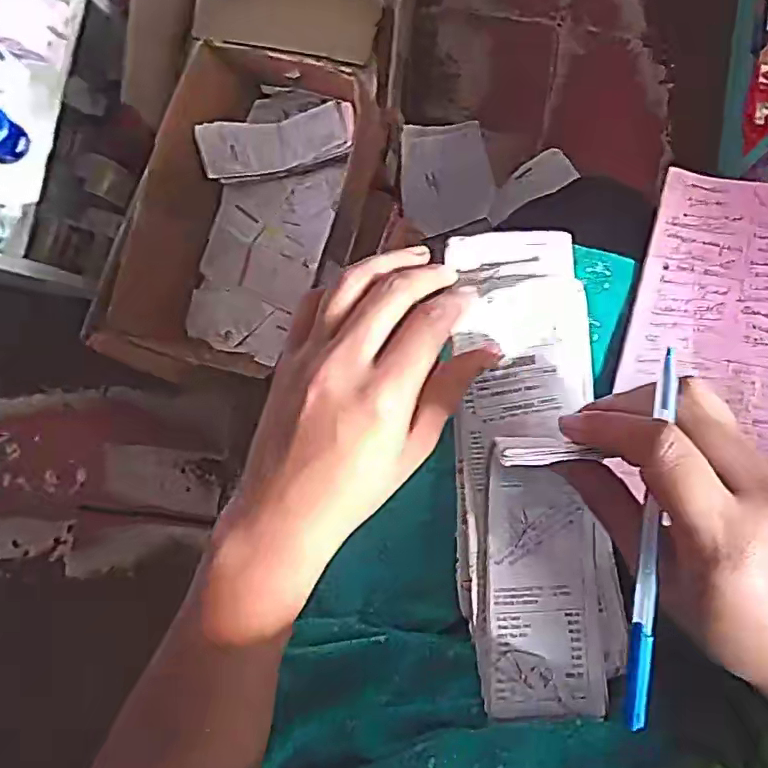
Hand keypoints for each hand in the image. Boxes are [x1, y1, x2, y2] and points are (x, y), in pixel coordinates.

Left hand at [207, 247, 499, 636]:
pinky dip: (342, 284)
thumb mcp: (414, 448)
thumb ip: (447, 391)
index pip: (428, 323)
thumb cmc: (352, 491)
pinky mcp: (288, 356)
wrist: (284, 511)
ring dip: (386, 262)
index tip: (469, 298)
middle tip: (449, 274)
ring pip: (350, 283)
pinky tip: (361, 283)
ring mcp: (310, 356)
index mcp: (383, 395)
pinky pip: (314, 302)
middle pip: (392, 291)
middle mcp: (344, 365)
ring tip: (412, 256)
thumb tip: (482, 354)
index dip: (455, 302)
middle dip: (428, 273)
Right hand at [552, 379, 767, 689]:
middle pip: (689, 404)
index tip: (570, 429)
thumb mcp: (656, 575)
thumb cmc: (722, 626)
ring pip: (703, 401)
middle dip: (627, 403)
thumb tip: (571, 463)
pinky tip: (643, 440)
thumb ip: (613, 510)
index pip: (666, 447)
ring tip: (610, 428)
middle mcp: (755, 486)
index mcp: (723, 530)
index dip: (611, 426)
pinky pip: (712, 419)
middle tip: (587, 424)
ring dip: (648, 402)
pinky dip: (668, 415)